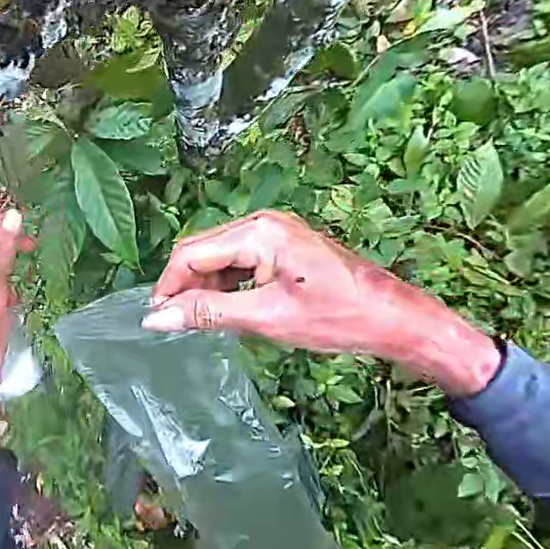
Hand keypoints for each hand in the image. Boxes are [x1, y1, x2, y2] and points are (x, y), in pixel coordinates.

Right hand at [143, 210, 501, 396]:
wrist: (392, 317)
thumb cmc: (336, 316)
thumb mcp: (266, 317)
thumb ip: (208, 314)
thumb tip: (158, 318)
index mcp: (258, 232)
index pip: (191, 254)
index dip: (168, 288)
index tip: (157, 321)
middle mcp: (263, 222)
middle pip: (202, 251)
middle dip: (186, 287)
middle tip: (178, 326)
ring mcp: (275, 231)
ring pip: (220, 257)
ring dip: (206, 288)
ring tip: (205, 323)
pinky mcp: (283, 245)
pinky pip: (240, 260)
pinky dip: (227, 285)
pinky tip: (229, 310)